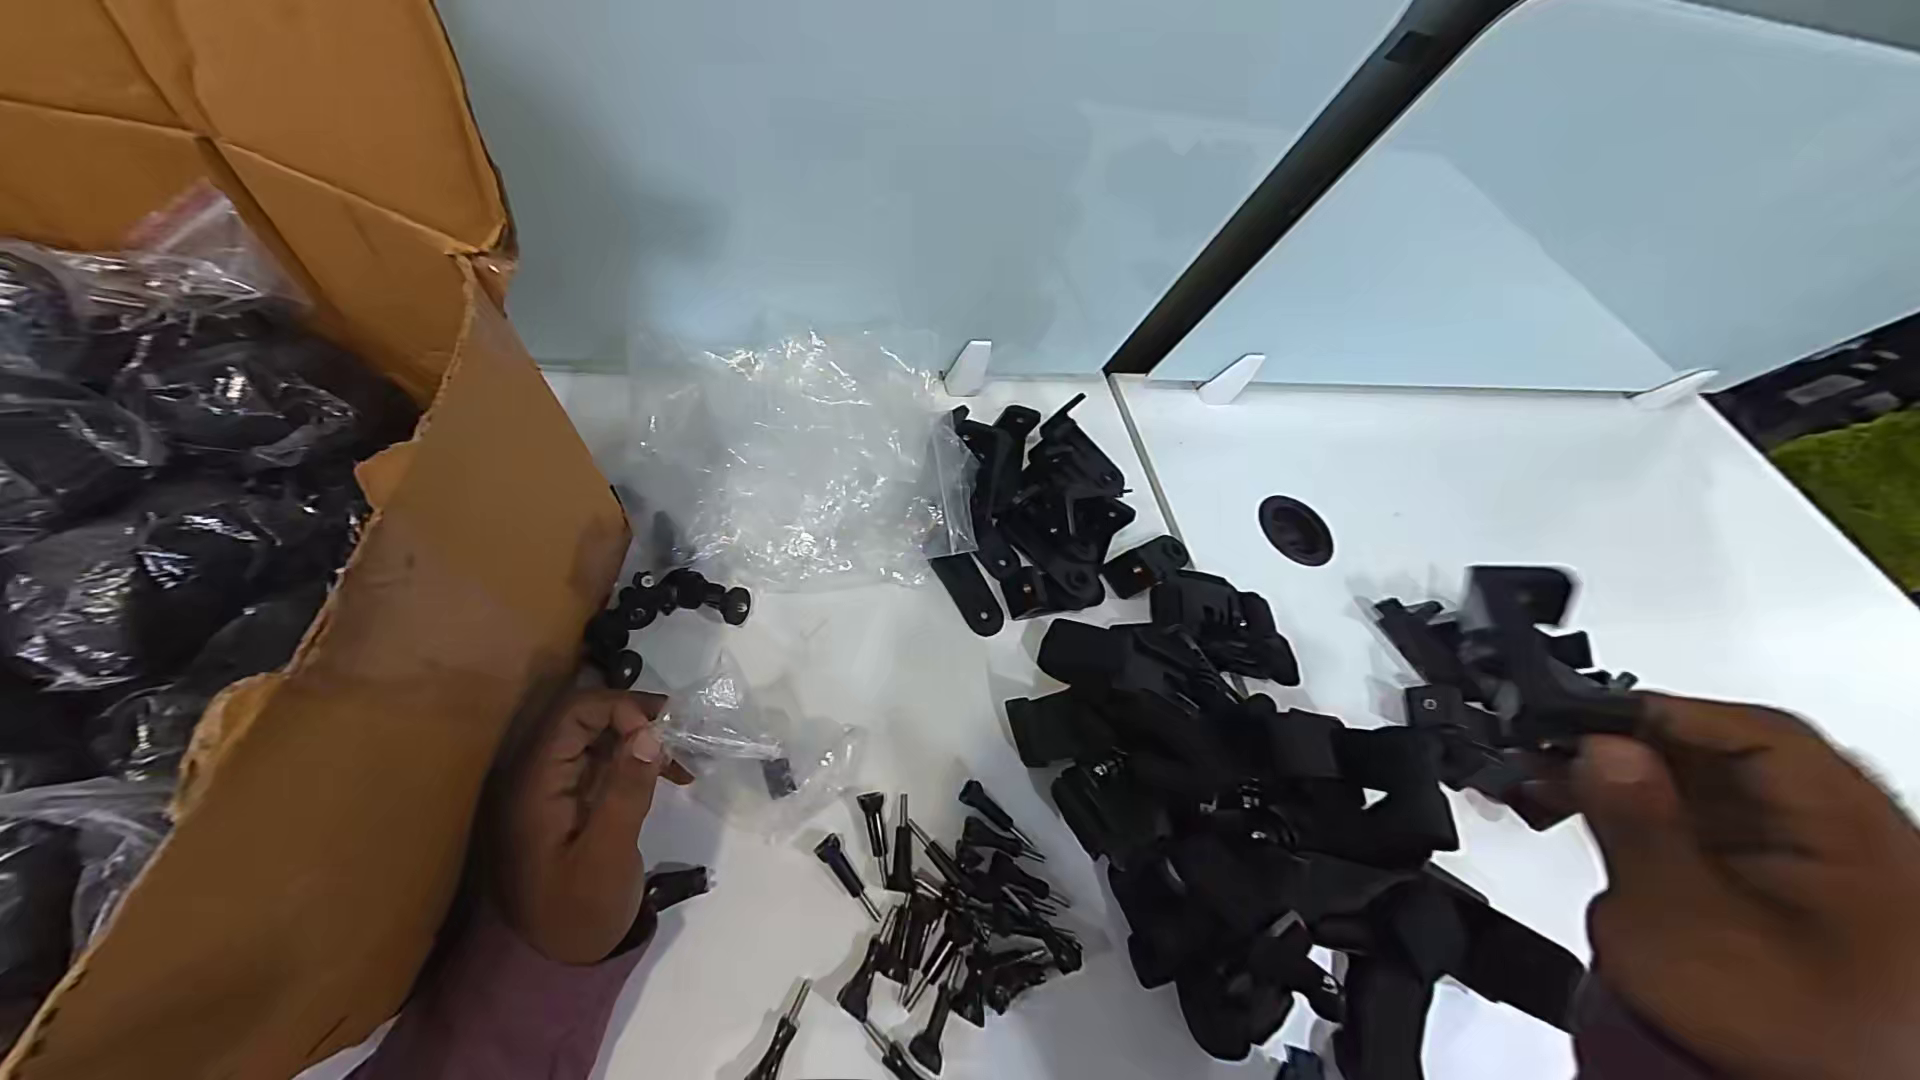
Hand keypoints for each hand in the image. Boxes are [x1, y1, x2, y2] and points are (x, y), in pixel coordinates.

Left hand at [496, 688, 693, 963]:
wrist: (565, 960)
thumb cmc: (580, 911)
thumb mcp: (606, 856)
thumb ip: (625, 792)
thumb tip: (651, 732)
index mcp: (535, 785)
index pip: (573, 715)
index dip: (619, 710)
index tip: (659, 735)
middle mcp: (541, 777)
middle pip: (587, 717)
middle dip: (638, 716)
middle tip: (683, 733)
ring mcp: (559, 787)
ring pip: (603, 734)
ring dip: (646, 735)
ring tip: (686, 755)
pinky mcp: (578, 799)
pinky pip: (611, 758)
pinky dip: (644, 757)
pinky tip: (677, 773)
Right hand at [1571, 694, 1919, 1079]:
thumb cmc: (1764, 1027)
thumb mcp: (1683, 918)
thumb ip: (1639, 823)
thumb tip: (1603, 744)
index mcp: (1860, 845)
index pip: (1764, 736)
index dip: (1666, 712)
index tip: (1580, 712)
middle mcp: (1838, 841)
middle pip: (1722, 752)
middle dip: (1621, 739)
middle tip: (1543, 739)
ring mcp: (1795, 858)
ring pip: (1694, 777)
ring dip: (1611, 767)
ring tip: (1536, 770)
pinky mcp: (1751, 873)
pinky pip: (1682, 809)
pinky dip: (1620, 797)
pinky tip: (1560, 798)